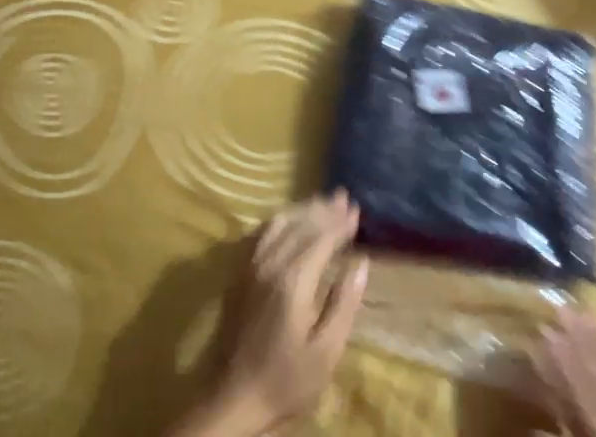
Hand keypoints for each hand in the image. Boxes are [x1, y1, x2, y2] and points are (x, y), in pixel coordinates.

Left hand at [171, 193, 370, 436]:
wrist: (234, 398)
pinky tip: (287, 222)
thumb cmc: (287, 380)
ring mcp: (248, 267)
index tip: (356, 210)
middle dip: (322, 210)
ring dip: (300, 211)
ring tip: (321, 203)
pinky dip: (278, 222)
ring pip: (276, 225)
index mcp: (291, 281)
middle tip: (343, 197)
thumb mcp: (326, 350)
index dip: (339, 224)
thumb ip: (343, 302)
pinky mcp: (237, 275)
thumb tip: (361, 263)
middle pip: (297, 225)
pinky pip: (259, 235)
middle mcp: (267, 264)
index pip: (319, 239)